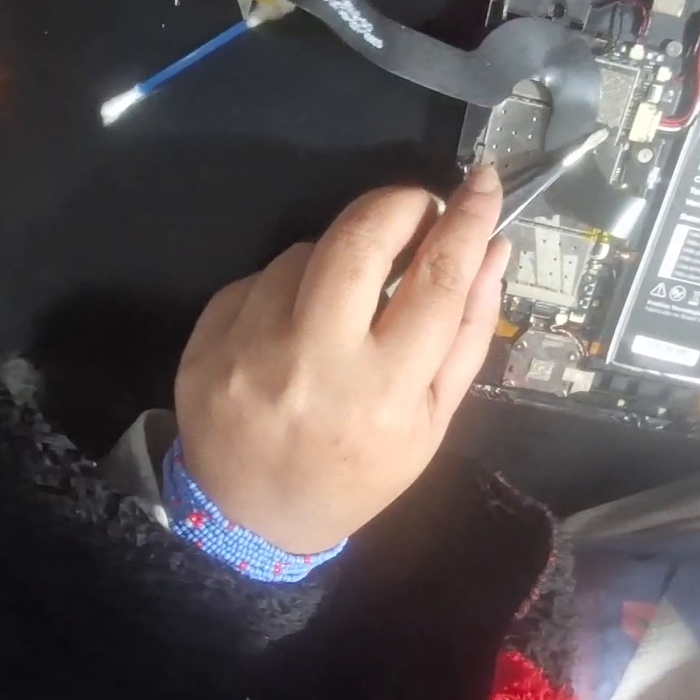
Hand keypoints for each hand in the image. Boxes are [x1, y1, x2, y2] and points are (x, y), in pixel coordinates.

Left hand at [174, 170, 511, 552]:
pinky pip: (262, 275)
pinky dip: (291, 284)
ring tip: (346, 300)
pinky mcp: (207, 337)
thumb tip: (492, 250)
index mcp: (383, 395)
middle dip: (398, 204)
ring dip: (341, 254)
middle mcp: (313, 363)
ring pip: (307, 250)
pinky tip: (294, 326)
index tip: (485, 182)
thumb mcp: (430, 422)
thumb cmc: (359, 472)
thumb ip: (466, 336)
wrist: (254, 517)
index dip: (465, 222)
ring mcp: (250, 347)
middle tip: (418, 208)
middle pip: (359, 241)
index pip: (436, 284)